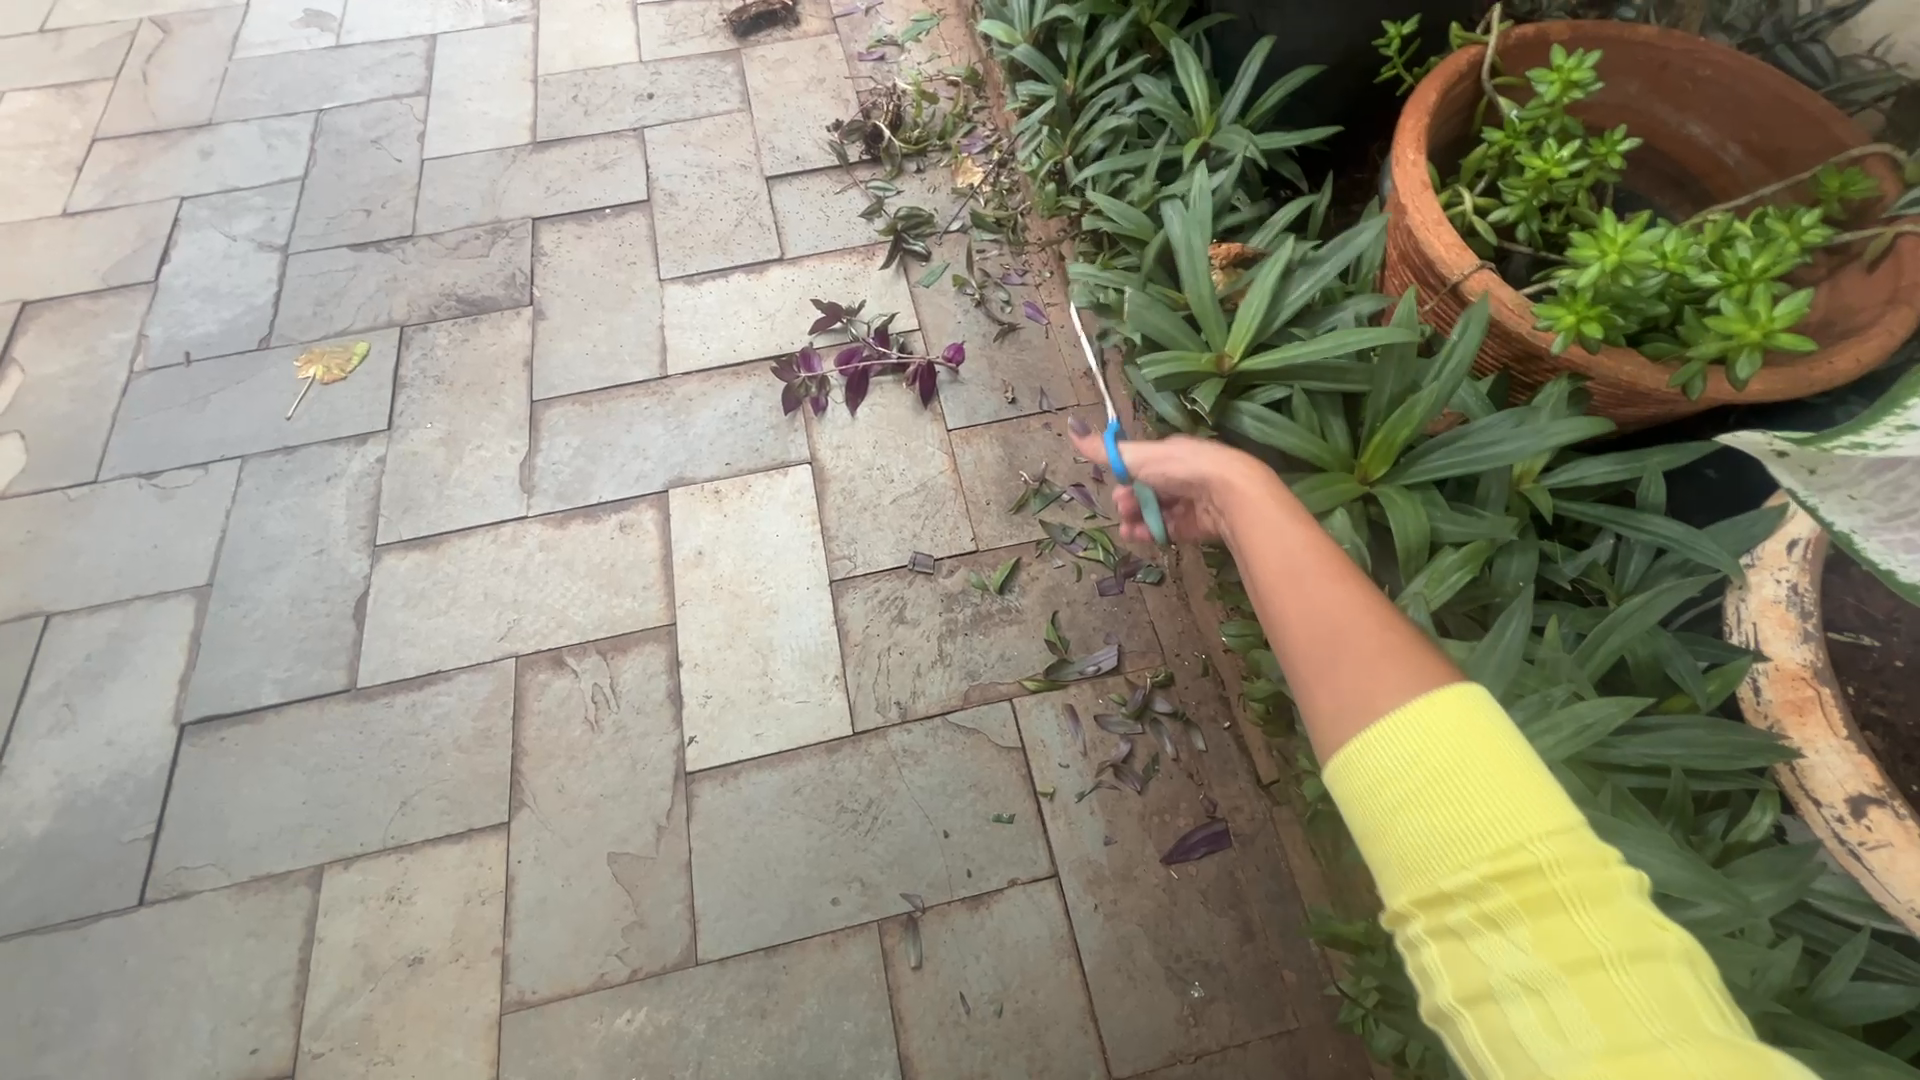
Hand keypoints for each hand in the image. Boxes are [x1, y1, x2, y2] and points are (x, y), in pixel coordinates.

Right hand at [1068, 416, 1278, 546]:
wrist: (1226, 491)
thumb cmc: (1179, 467)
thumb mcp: (1136, 456)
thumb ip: (1104, 450)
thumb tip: (1071, 426)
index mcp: (1170, 454)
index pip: (1142, 466)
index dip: (1125, 479)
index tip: (1114, 490)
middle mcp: (1182, 475)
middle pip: (1148, 491)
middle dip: (1130, 501)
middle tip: (1122, 508)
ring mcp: (1191, 500)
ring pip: (1157, 511)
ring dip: (1137, 520)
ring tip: (1126, 529)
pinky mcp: (1198, 524)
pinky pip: (1170, 529)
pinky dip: (1152, 533)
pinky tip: (1138, 537)